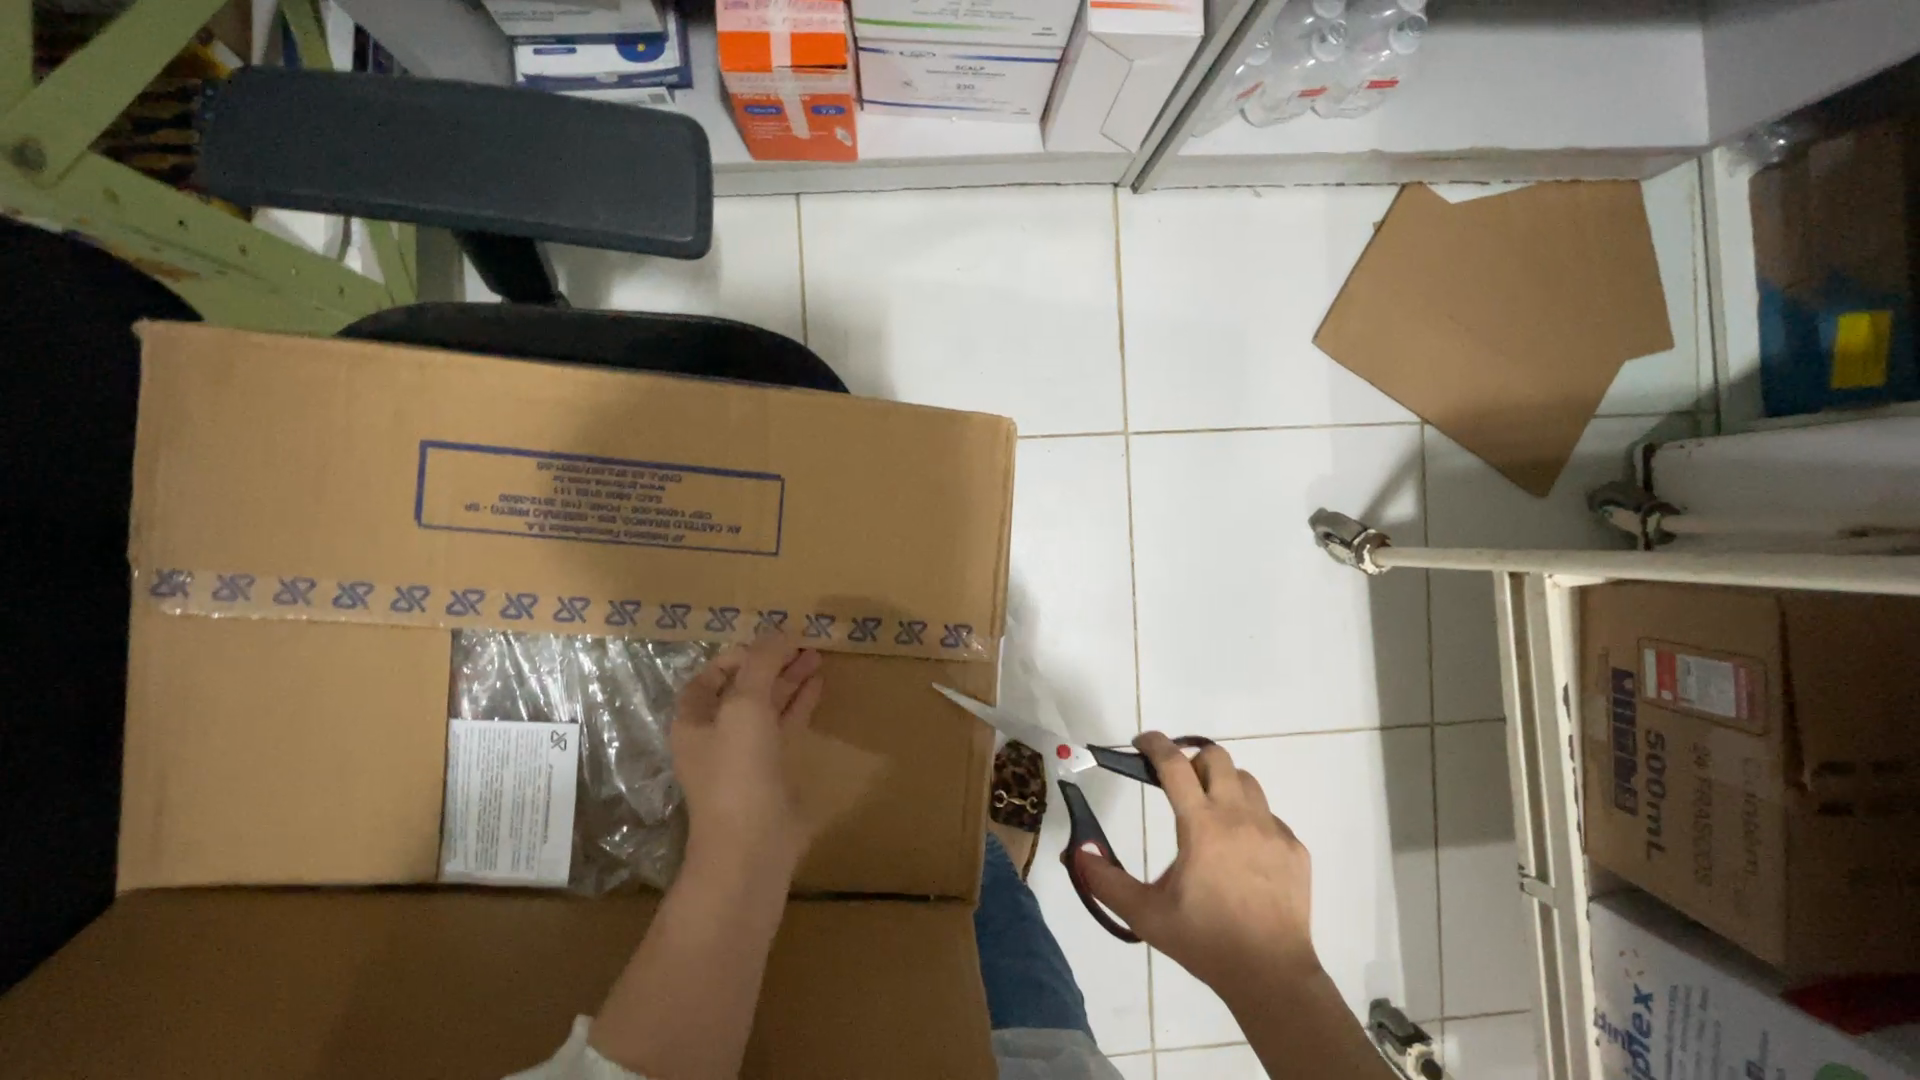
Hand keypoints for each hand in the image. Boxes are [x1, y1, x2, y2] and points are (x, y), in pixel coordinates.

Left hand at [672, 632, 824, 877]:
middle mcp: (715, 735)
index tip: (771, 642)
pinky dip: (800, 704)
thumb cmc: (738, 771)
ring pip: (767, 706)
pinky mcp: (772, 771)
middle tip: (803, 643)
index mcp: (694, 721)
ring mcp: (745, 755)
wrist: (752, 845)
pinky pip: (785, 727)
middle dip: (770, 663)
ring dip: (788, 680)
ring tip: (817, 656)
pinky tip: (818, 685)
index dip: (738, 654)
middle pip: (742, 688)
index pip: (710, 675)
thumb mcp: (745, 706)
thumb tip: (783, 630)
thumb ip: (761, 662)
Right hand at [1076, 733, 1319, 992]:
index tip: (1141, 742)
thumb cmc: (1204, 941)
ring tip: (1209, 814)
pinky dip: (1250, 820)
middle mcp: (1239, 817)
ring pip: (1247, 782)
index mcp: (1202, 825)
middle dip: (1192, 759)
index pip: (1174, 765)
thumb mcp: (1145, 914)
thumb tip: (1078, 852)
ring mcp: (1273, 831)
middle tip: (1176, 783)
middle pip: (1217, 758)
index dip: (1155, 745)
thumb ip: (1106, 881)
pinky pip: (1269, 817)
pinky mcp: (1295, 849)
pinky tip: (1240, 853)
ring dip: (1223, 785)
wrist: (1271, 975)